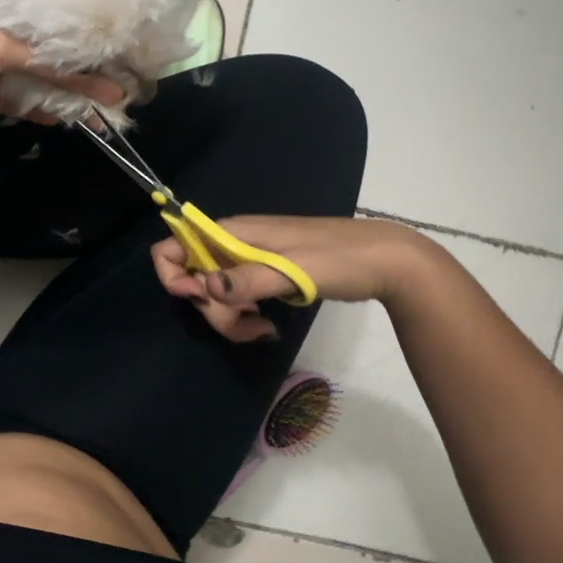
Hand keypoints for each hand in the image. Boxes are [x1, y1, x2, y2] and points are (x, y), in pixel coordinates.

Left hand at [0, 23, 122, 130]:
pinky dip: (37, 109)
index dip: (83, 52)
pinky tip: (61, 118)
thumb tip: (78, 69)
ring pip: (33, 83)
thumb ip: (36, 58)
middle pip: (46, 59)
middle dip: (79, 77)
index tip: (115, 69)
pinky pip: (15, 101)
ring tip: (95, 112)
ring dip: (62, 96)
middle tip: (115, 96)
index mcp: (0, 20)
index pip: (52, 34)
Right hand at [151, 216, 437, 342]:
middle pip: (192, 277)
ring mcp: (247, 260)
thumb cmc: (340, 259)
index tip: (202, 299)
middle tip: (246, 322)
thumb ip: (247, 279)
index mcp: (232, 232)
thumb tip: (205, 288)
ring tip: (260, 329)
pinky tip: (265, 324)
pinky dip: (242, 314)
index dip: (174, 275)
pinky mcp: (262, 275)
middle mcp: (231, 243)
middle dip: (209, 307)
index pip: (172, 246)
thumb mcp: (293, 270)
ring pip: (213, 292)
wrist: (389, 261)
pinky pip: (235, 296)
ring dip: (227, 317)